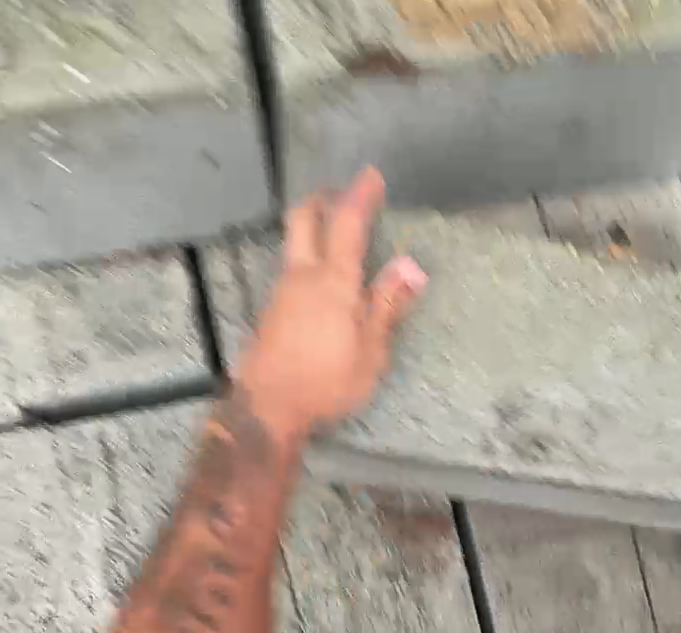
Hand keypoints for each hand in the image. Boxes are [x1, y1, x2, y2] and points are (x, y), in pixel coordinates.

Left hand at [236, 167, 428, 440]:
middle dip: (323, 200)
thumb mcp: (371, 352)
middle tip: (342, 196)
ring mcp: (282, 293)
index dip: (360, 196)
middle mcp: (302, 276)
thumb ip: (388, 306)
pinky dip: (308, 261)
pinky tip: (320, 283)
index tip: (371, 175)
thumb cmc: (327, 382)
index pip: (347, 224)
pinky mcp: (272, 313)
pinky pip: (292, 272)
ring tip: (336, 237)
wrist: (268, 408)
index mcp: (333, 282)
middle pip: (304, 219)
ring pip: (295, 245)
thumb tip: (412, 266)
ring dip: (313, 230)